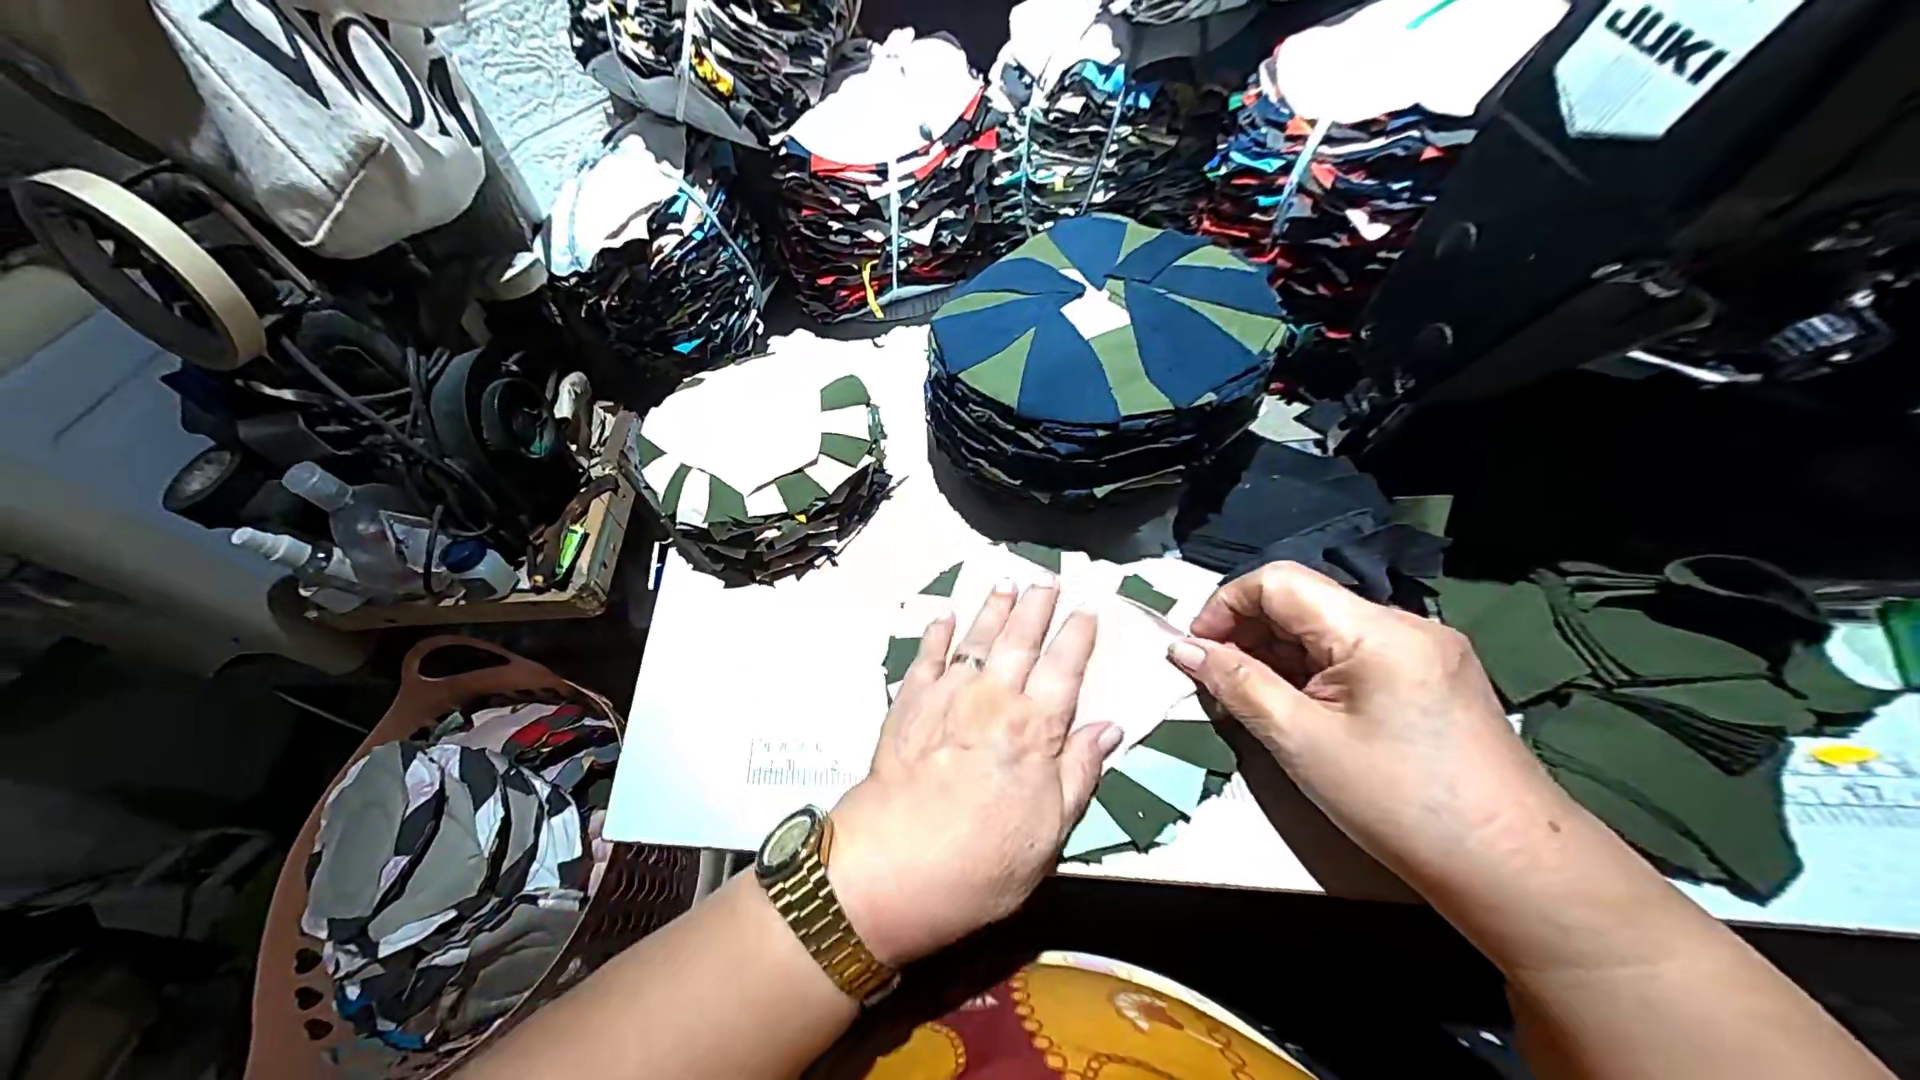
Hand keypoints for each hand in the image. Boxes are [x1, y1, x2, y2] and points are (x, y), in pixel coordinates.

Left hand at [826, 579, 1121, 966]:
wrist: (893, 866)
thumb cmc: (982, 861)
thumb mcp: (1050, 832)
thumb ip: (1080, 773)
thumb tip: (1108, 728)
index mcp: (1035, 729)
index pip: (1065, 668)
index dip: (1077, 635)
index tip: (1085, 610)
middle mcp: (993, 699)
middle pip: (1020, 640)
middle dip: (1036, 606)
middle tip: (1046, 579)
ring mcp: (947, 696)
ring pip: (976, 638)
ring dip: (993, 608)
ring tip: (1006, 582)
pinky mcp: (908, 704)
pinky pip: (926, 657)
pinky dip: (937, 634)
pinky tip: (944, 617)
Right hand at [1165, 561, 1570, 894]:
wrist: (1514, 870)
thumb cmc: (1398, 802)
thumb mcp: (1300, 740)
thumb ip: (1236, 684)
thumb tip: (1183, 650)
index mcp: (1375, 629)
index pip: (1278, 581)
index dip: (1225, 606)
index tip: (1196, 650)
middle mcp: (1402, 623)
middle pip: (1301, 600)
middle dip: (1247, 632)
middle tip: (1216, 680)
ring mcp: (1422, 648)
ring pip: (1324, 627)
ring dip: (1275, 653)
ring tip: (1249, 697)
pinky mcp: (1429, 674)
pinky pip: (1351, 652)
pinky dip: (1310, 669)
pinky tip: (1294, 705)